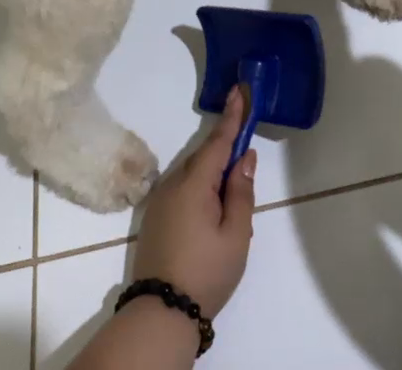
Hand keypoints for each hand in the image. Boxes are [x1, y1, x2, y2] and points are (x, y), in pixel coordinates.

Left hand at [130, 86, 256, 314]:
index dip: (231, 116)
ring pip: (193, 174)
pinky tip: (213, 204)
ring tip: (234, 187)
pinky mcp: (155, 217)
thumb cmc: (207, 271)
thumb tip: (244, 156)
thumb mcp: (236, 233)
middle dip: (225, 146)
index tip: (239, 89)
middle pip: (204, 156)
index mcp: (195, 184)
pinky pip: (183, 188)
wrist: (161, 311)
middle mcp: (173, 185)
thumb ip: (241, 190)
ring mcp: (161, 201)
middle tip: (246, 142)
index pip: (217, 141)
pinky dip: (201, 185)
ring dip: (213, 170)